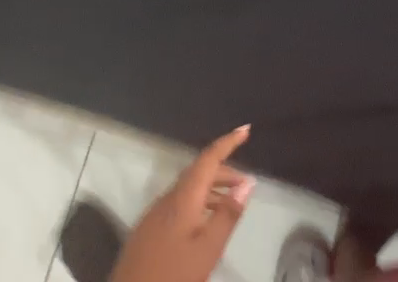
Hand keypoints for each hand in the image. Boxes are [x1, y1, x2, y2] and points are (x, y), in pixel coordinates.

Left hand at [111, 125, 255, 281]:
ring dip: (212, 190)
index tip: (245, 130)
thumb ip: (227, 215)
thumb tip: (247, 182)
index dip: (227, 143)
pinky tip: (206, 223)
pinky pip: (179, 205)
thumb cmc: (173, 274)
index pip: (207, 159)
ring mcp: (155, 215)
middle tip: (246, 183)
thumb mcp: (208, 248)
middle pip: (198, 174)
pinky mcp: (149, 231)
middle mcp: (167, 200)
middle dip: (223, 171)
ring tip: (231, 204)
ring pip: (188, 191)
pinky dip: (199, 204)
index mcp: (183, 198)